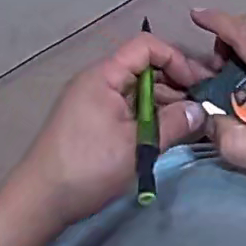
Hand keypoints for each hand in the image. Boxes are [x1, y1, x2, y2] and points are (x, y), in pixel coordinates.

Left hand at [4, 32, 216, 229]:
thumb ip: (172, 124)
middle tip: (204, 105)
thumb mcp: (136, 145)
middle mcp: (99, 80)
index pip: (145, 46)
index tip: (197, 84)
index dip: (175, 59)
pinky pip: (127, 108)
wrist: (40, 199)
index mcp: (104, 74)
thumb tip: (200, 110)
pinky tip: (169, 132)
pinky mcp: (93, 121)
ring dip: (165, 102)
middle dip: (175, 83)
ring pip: (138, 90)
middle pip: (143, 67)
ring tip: (193, 121)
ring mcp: (94, 101)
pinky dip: (149, 116)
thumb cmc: (88, 165)